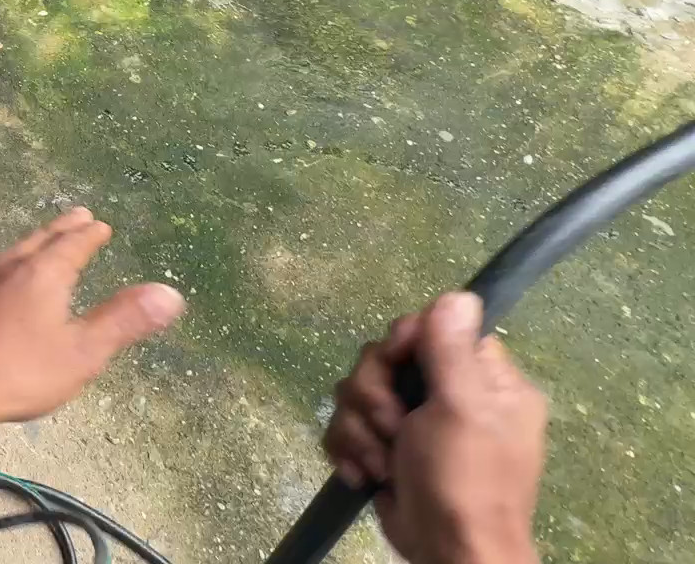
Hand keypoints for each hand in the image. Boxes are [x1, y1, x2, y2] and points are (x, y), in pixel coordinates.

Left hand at [0, 208, 184, 438]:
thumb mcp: (83, 352)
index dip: (88, 235)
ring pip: (15, 251)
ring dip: (36, 242)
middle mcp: (9, 267)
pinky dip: (15, 261)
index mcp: (41, 273)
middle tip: (78, 215)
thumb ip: (123, 321)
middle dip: (62, 229)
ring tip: (44, 242)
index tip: (99, 223)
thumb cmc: (20, 370)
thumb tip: (171, 293)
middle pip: (40, 240)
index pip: (70, 246)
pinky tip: (6, 277)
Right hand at [325, 292, 546, 563]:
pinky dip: (349, 447)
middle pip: (381, 360)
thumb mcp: (461, 410)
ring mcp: (415, 423)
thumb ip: (452, 351)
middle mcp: (452, 397)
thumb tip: (460, 293)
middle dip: (371, 395)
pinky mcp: (385, 445)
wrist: (445, 550)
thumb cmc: (463, 480)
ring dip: (358, 427)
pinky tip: (366, 472)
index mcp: (485, 384)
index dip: (404, 343)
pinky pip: (345, 423)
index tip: (400, 365)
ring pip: (355, 392)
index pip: (430, 330)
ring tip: (381, 461)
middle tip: (391, 425)